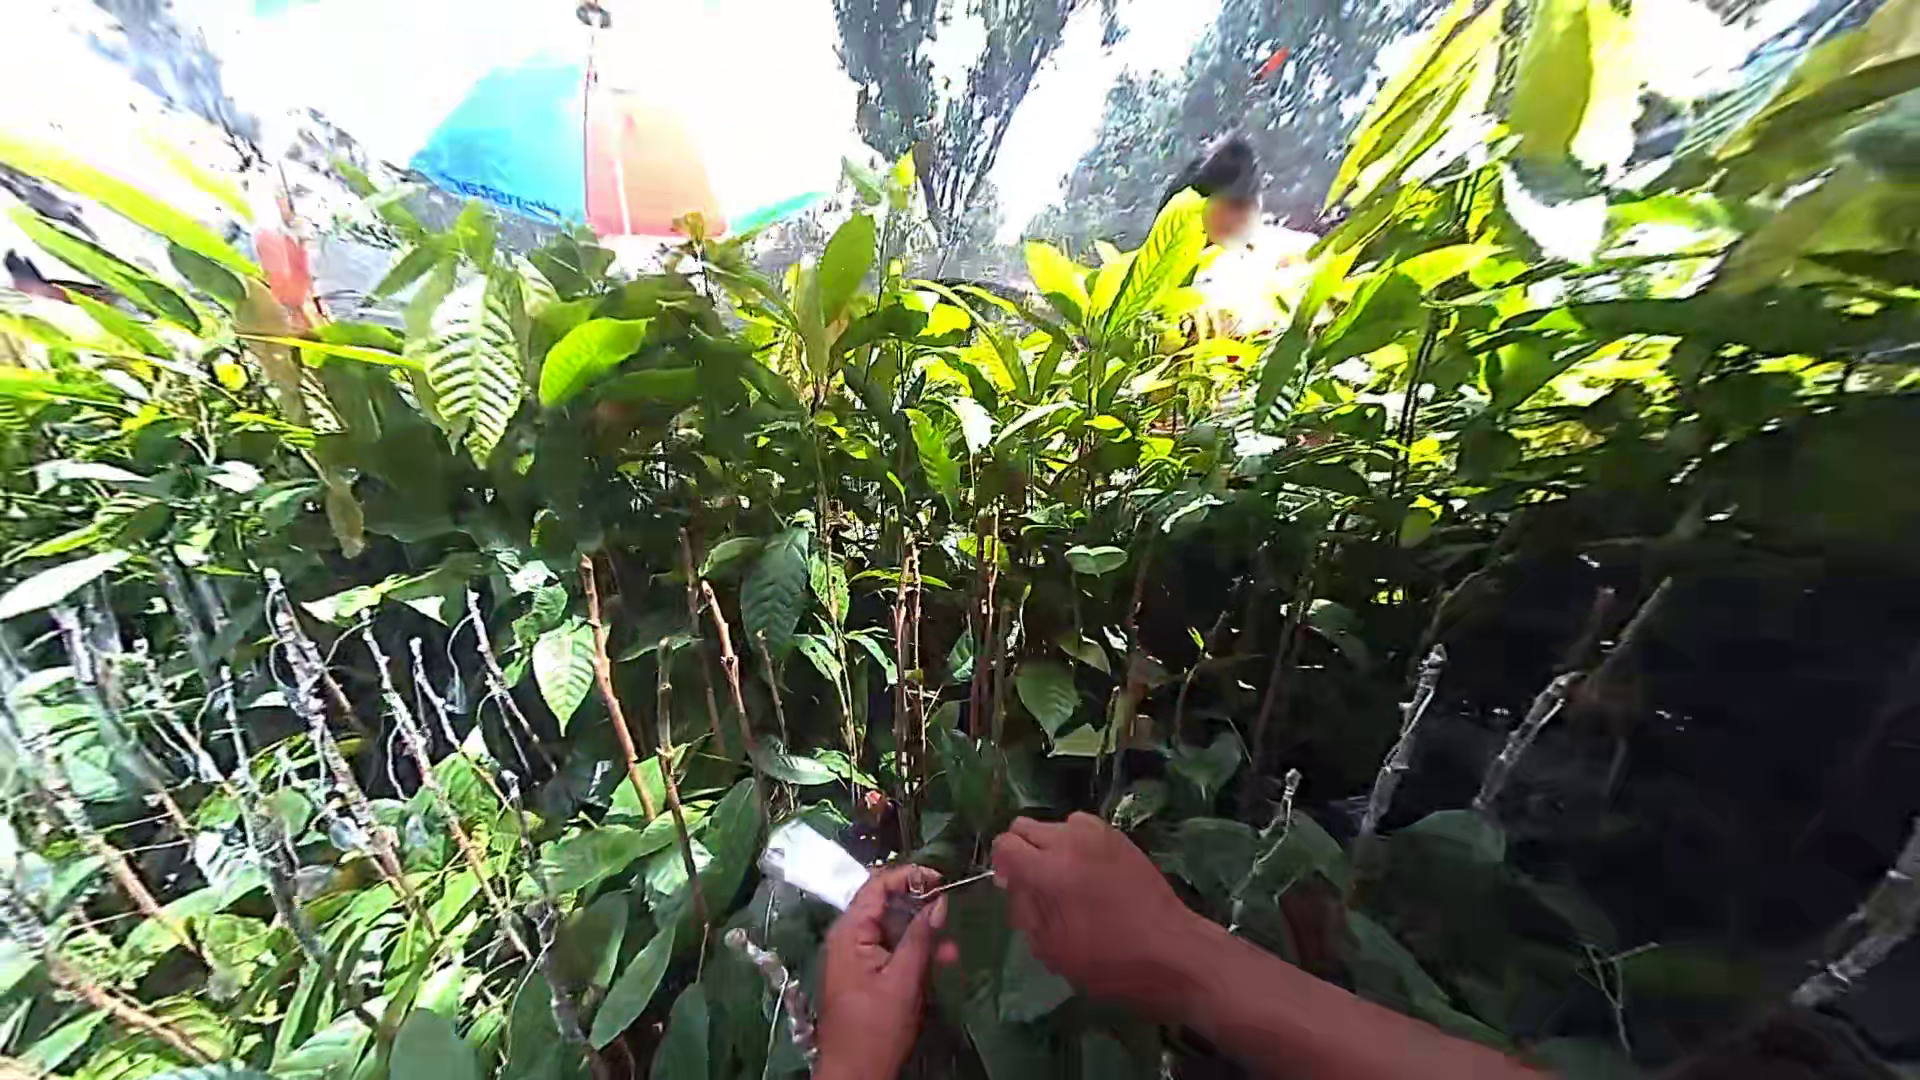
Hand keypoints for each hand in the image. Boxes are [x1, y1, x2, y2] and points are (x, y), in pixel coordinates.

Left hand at [813, 864, 956, 1079]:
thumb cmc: (875, 1029)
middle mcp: (850, 935)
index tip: (939, 880)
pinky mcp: (866, 970)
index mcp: (850, 930)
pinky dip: (915, 950)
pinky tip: (941, 959)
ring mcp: (857, 953)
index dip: (909, 876)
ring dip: (922, 931)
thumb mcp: (903, 980)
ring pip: (893, 926)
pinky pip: (892, 947)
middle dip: (920, 904)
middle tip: (948, 906)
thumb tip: (940, 899)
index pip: (878, 884)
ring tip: (950, 944)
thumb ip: (921, 936)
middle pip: (886, 903)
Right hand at [992, 812, 1205, 1011]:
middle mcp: (1067, 840)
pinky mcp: (1114, 832)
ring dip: (1047, 844)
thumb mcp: (1054, 950)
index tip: (1009, 884)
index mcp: (1049, 871)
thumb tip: (1011, 884)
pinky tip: (1087, 868)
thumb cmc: (1110, 961)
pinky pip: (1077, 825)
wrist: (1172, 950)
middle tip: (1033, 880)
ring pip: (1050, 824)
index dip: (1000, 864)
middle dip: (1020, 850)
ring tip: (1064, 875)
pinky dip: (1072, 840)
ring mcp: (1093, 831)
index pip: (1004, 846)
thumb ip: (1025, 911)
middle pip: (1023, 827)